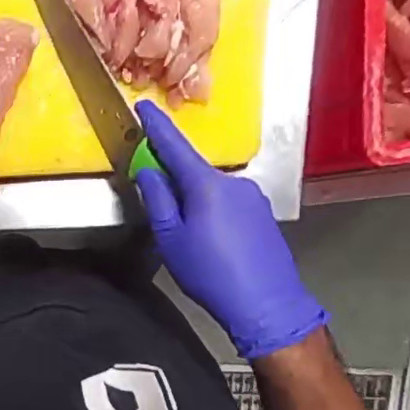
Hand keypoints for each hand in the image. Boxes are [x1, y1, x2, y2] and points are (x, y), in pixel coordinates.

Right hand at [132, 101, 327, 358]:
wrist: (266, 303)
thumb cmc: (211, 274)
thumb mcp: (171, 239)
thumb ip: (158, 201)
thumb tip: (148, 171)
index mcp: (207, 185)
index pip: (175, 147)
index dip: (156, 127)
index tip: (143, 106)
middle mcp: (233, 182)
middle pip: (193, 171)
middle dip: (171, 177)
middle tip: (154, 199)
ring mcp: (252, 197)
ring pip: (211, 189)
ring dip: (192, 200)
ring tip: (183, 234)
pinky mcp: (262, 214)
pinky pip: (228, 202)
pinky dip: (210, 210)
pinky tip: (208, 238)